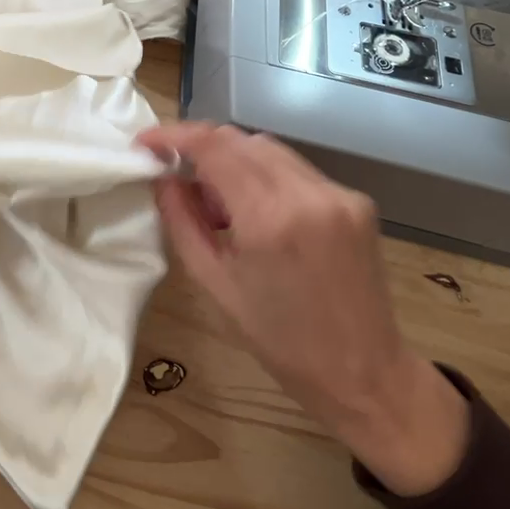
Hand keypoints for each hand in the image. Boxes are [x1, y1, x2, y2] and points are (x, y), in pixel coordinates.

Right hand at [139, 122, 468, 496]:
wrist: (365, 374)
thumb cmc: (279, 340)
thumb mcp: (213, 283)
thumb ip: (181, 220)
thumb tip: (162, 178)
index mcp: (269, 218)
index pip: (212, 145)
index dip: (172, 135)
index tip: (145, 144)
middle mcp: (308, 193)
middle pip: (239, 139)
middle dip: (199, 148)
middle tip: (176, 178)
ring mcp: (338, 194)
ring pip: (268, 149)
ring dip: (232, 161)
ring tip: (217, 204)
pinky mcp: (356, 201)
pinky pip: (295, 169)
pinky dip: (263, 177)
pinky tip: (256, 214)